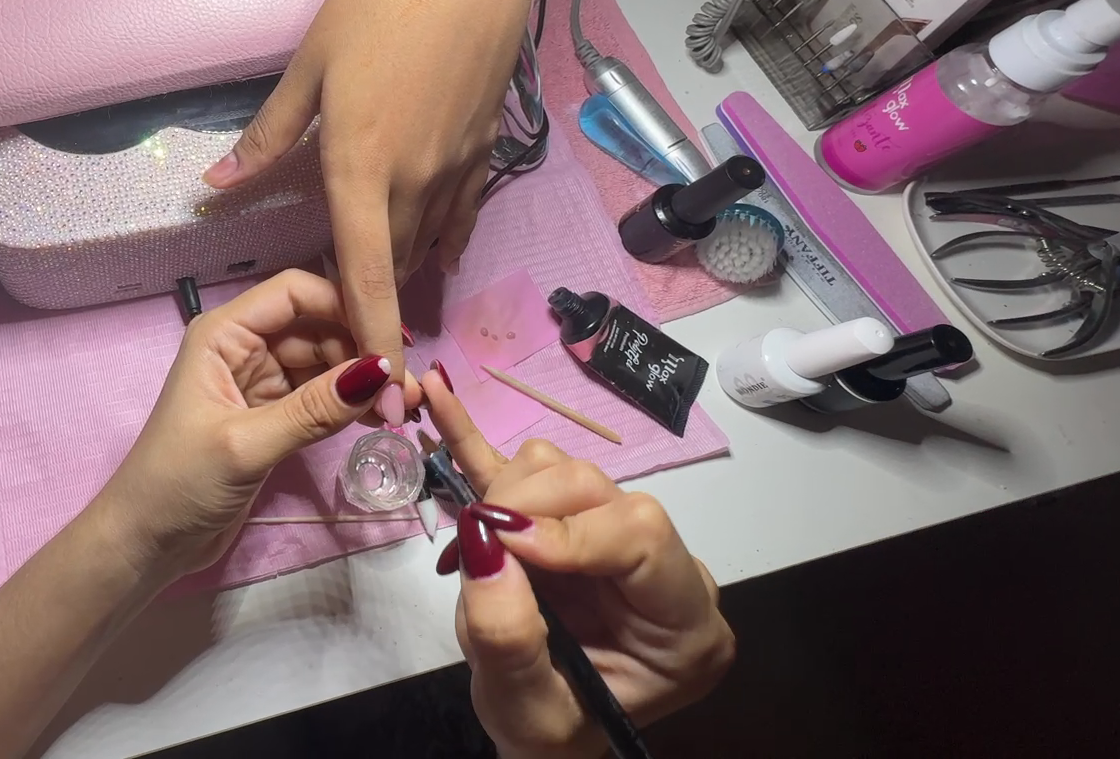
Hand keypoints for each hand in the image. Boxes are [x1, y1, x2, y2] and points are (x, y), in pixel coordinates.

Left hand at [91, 270, 403, 577]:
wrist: (148, 541)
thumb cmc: (179, 482)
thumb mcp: (245, 444)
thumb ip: (311, 409)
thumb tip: (380, 372)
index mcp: (224, 332)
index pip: (294, 293)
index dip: (344, 306)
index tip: (392, 342)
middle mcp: (244, 344)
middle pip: (316, 325)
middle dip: (361, 351)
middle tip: (404, 393)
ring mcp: (260, 379)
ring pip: (323, 360)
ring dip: (362, 379)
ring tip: (401, 410)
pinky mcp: (273, 412)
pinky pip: (319, 393)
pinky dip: (348, 402)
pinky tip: (377, 418)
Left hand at [203, 0, 534, 412]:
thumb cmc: (377, 3)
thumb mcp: (310, 68)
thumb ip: (267, 136)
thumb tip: (215, 182)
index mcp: (360, 168)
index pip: (363, 277)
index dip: (369, 341)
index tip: (381, 393)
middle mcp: (415, 181)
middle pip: (393, 267)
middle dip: (376, 309)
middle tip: (353, 335)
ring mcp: (458, 165)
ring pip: (427, 242)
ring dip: (402, 273)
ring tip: (385, 299)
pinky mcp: (485, 145)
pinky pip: (462, 212)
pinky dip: (443, 239)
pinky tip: (437, 255)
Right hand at [422, 372, 734, 757]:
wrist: (540, 731)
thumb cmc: (547, 734)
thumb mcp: (526, 709)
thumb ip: (509, 636)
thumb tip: (485, 540)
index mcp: (680, 623)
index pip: (639, 534)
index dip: (567, 528)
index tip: (500, 540)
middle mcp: (658, 566)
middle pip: (597, 489)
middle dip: (525, 504)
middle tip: (475, 538)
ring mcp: (606, 535)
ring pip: (561, 469)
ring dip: (505, 488)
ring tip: (472, 528)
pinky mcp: (558, 518)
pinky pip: (518, 465)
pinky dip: (475, 436)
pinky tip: (438, 395)